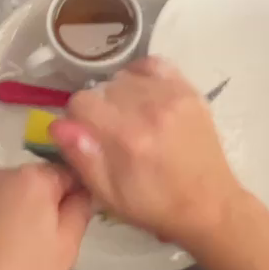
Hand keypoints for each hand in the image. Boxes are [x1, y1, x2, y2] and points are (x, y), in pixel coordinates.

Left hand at [0, 164, 90, 269]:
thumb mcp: (66, 249)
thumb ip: (79, 210)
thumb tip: (82, 193)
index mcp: (31, 179)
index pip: (67, 173)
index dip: (76, 197)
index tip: (74, 226)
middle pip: (34, 185)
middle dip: (44, 208)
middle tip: (47, 247)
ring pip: (6, 201)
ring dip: (16, 218)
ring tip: (15, 259)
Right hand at [52, 56, 245, 251]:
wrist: (209, 205)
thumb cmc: (155, 205)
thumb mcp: (109, 195)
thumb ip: (81, 157)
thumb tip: (59, 124)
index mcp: (126, 137)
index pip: (81, 102)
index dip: (77, 119)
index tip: (87, 135)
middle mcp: (149, 109)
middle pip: (103, 88)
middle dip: (100, 109)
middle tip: (112, 132)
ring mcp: (172, 96)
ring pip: (126, 77)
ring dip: (121, 94)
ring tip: (131, 117)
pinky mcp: (189, 91)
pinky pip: (154, 64)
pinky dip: (142, 75)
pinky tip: (143, 94)